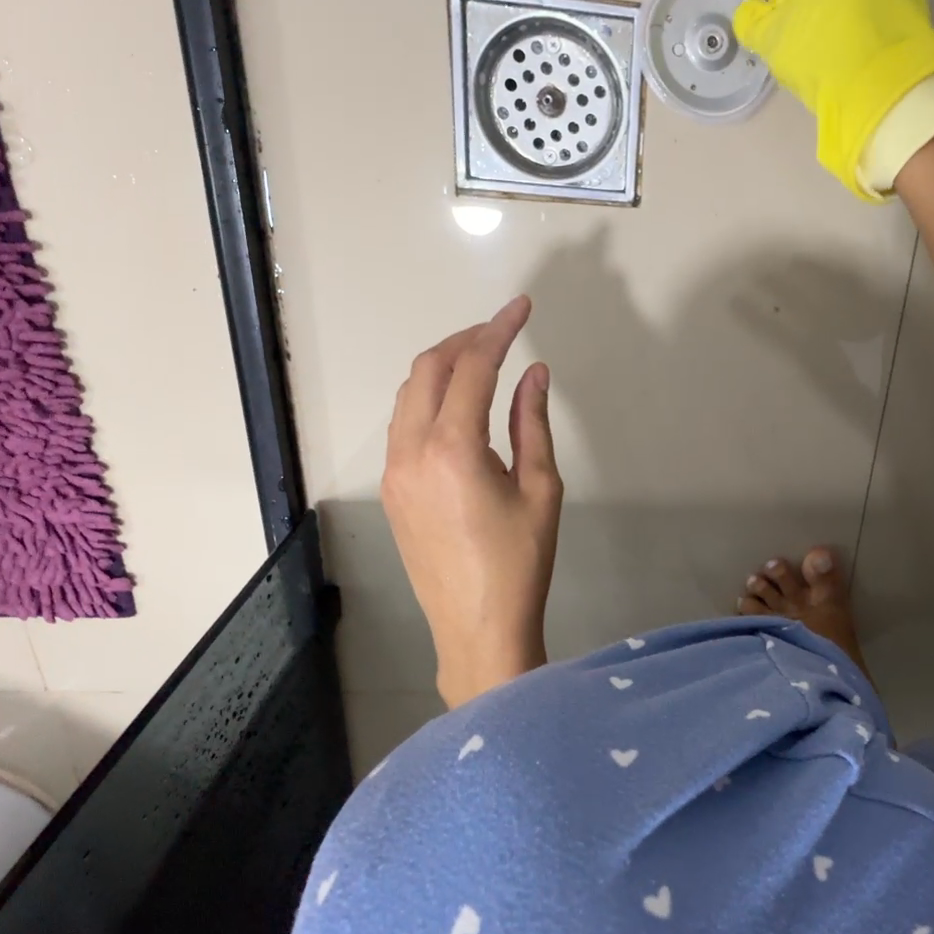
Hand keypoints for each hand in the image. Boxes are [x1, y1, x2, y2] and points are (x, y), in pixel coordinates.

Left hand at [382, 297, 561, 707]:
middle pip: (427, 370)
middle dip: (464, 340)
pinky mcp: (392, 491)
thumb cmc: (521, 562)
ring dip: (443, 368)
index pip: (472, 368)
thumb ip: (533, 423)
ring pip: (408, 395)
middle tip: (502, 330)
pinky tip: (460, 406)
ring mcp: (394, 472)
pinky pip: (404, 425)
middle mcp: (411, 451)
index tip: (522, 307)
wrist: (478, 627)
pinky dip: (430, 400)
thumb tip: (534, 373)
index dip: (499, 330)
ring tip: (483, 360)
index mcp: (453, 448)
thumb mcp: (540, 489)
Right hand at [734, 0, 933, 196]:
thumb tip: (751, 16)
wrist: (888, 92)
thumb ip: (753, 22)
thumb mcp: (772, 39)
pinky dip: (854, 23)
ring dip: (828, 4)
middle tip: (786, 20)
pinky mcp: (913, 11)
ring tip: (814, 45)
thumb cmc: (823, 49)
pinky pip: (874, 7)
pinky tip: (842, 58)